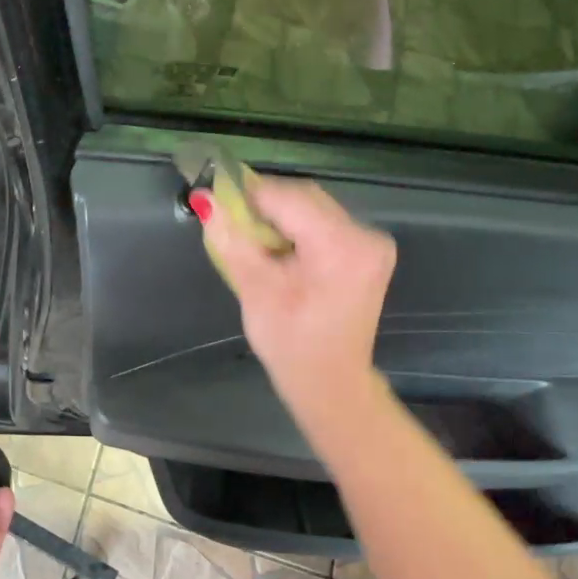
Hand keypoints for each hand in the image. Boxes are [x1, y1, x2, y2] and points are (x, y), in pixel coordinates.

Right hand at [205, 178, 396, 415]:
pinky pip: (324, 223)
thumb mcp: (255, 290)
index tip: (217, 202)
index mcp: (342, 245)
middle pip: (305, 199)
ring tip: (254, 244)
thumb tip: (205, 198)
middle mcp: (365, 235)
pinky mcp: (368, 251)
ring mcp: (372, 243)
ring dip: (280, 218)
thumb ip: (232, 239)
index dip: (249, 196)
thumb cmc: (291, 344)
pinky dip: (297, 229)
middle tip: (231, 224)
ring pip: (313, 208)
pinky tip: (279, 253)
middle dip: (265, 207)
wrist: (330, 382)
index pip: (288, 197)